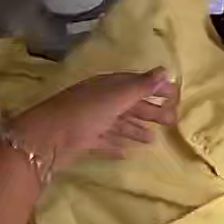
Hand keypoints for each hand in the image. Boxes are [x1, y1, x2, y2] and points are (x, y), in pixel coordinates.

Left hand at [9, 68, 176, 169]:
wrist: (48, 138)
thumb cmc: (85, 113)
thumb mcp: (117, 97)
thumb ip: (141, 86)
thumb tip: (165, 70)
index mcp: (108, 86)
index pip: (136, 83)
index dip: (155, 88)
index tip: (175, 96)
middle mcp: (100, 101)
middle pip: (130, 104)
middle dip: (150, 110)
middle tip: (171, 121)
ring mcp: (91, 121)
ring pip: (119, 123)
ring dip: (136, 129)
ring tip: (153, 139)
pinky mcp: (84, 140)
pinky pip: (105, 141)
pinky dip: (117, 145)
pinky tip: (127, 152)